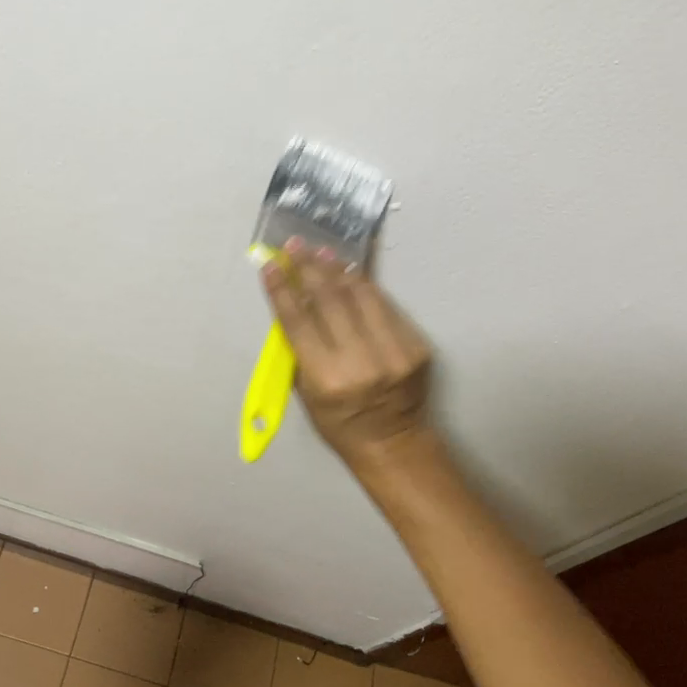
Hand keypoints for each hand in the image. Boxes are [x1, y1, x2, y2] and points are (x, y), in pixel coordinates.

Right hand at [260, 238, 436, 465]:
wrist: (394, 442)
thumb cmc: (338, 423)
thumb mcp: (306, 394)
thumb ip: (299, 350)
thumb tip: (294, 301)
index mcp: (326, 379)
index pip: (298, 322)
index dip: (282, 290)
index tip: (271, 265)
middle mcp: (361, 361)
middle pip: (329, 300)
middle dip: (308, 268)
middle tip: (296, 244)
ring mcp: (393, 351)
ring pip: (361, 296)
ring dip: (338, 269)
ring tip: (321, 250)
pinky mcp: (415, 346)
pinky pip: (385, 307)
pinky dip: (365, 287)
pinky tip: (350, 273)